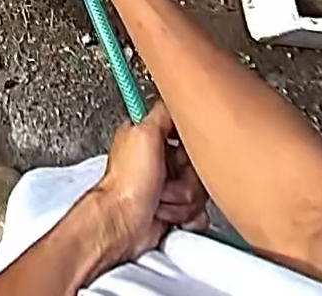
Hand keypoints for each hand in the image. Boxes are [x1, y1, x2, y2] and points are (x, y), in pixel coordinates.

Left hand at [84, 101, 210, 267]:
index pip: (185, 131)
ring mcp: (166, 185)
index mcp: (149, 135)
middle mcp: (158, 158)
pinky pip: (198, 212)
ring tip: (161, 199)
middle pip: (195, 163)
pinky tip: (170, 215)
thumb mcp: (145, 133)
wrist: (122, 224)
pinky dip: (187, 217)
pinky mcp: (174, 209)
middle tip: (165, 180)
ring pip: (198, 189)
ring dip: (182, 199)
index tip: (177, 152)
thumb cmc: (127, 182)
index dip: (186, 145)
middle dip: (185, 178)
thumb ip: (163, 111)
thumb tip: (175, 96)